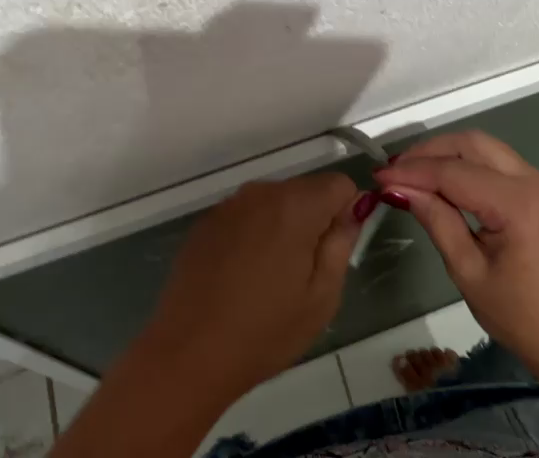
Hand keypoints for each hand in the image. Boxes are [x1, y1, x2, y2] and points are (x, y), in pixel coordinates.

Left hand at [135, 172, 362, 401]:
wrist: (187, 355)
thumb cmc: (264, 332)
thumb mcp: (321, 298)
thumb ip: (341, 245)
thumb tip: (351, 213)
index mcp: (294, 206)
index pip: (338, 183)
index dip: (346, 212)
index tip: (334, 249)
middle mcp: (260, 194)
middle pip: (304, 190)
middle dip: (313, 221)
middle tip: (303, 273)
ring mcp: (228, 206)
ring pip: (273, 203)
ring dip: (281, 227)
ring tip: (269, 279)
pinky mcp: (204, 224)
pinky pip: (244, 217)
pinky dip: (251, 236)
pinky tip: (240, 277)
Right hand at [374, 131, 538, 377]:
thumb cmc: (519, 317)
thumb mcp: (468, 272)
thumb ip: (436, 220)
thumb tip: (398, 188)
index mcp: (519, 205)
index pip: (455, 172)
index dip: (414, 171)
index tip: (379, 175)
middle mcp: (536, 181)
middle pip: (473, 144)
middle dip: (430, 152)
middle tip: (394, 169)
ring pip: (487, 148)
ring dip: (448, 153)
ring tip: (411, 172)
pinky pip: (500, 163)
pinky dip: (468, 164)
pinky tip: (443, 180)